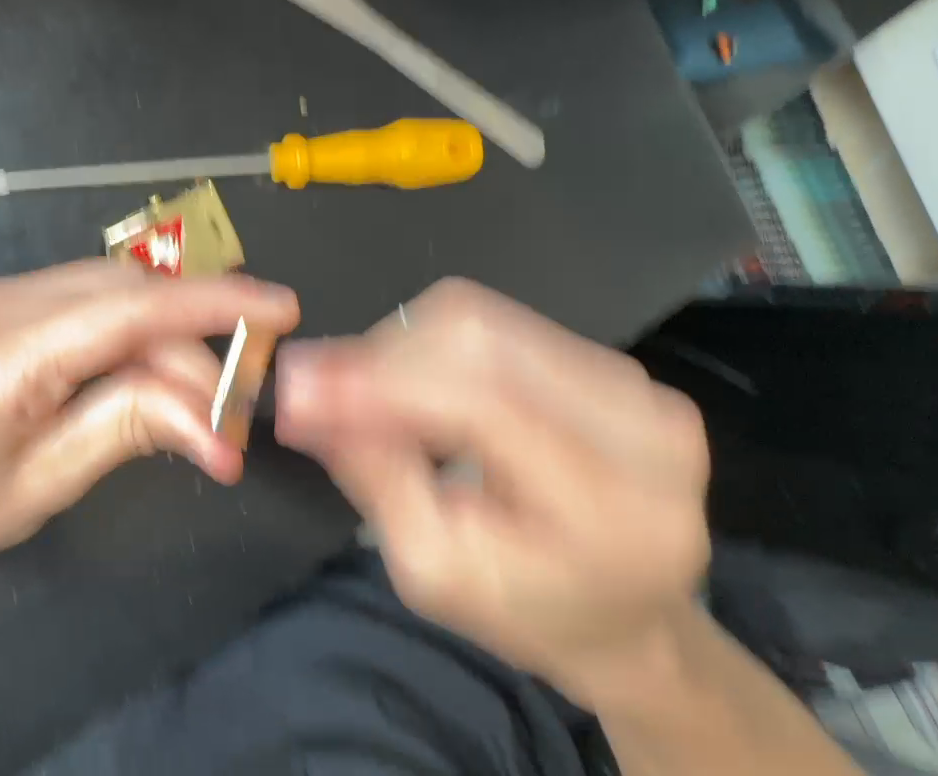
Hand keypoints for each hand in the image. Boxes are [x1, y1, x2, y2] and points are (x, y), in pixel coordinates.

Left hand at [0, 260, 299, 577]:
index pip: (125, 311)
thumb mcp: (44, 484)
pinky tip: (150, 368)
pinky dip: (128, 326)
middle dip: (193, 331)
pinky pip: (80, 298)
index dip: (210, 304)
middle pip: (122, 290)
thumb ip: (127, 427)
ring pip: (106, 287)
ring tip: (200, 393)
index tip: (278, 309)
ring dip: (164, 330)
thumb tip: (213, 416)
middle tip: (236, 396)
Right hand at [273, 278, 710, 705]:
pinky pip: (501, 323)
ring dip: (402, 345)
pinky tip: (415, 385)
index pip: (480, 399)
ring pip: (483, 318)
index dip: (378, 379)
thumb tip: (301, 394)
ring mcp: (639, 388)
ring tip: (365, 391)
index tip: (296, 385)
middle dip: (380, 354)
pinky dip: (434, 345)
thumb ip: (373, 475)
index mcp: (609, 502)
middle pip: (480, 337)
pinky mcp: (620, 369)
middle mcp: (641, 427)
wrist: (625, 620)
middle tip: (318, 387)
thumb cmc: (521, 610)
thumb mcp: (429, 569)